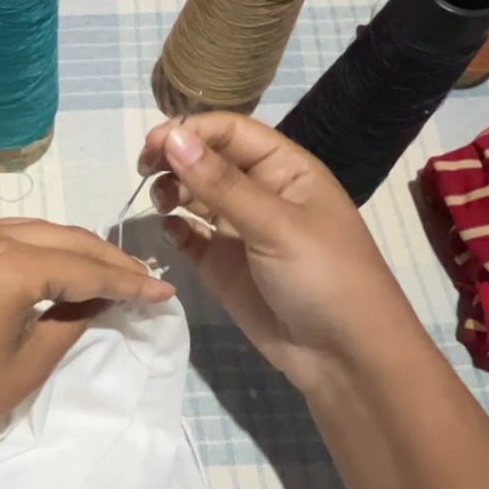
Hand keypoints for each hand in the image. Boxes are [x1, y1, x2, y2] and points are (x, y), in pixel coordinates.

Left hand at [0, 219, 174, 470]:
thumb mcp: (27, 364)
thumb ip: (73, 319)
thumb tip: (103, 297)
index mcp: (7, 264)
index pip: (84, 267)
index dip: (128, 281)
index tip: (164, 291)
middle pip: (62, 238)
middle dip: (106, 259)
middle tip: (144, 279)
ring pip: (33, 231)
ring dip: (73, 249)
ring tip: (110, 273)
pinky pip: (3, 238)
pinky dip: (37, 248)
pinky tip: (57, 266)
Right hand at [140, 114, 422, 391]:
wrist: (343, 355)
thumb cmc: (323, 275)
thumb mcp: (274, 224)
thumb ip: (220, 183)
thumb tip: (171, 136)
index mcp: (285, 170)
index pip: (230, 133)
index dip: (191, 132)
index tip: (152, 145)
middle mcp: (260, 193)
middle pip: (208, 160)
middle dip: (175, 159)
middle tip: (144, 171)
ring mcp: (239, 231)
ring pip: (195, 196)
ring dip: (173, 191)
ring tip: (160, 202)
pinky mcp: (222, 265)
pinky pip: (191, 236)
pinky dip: (175, 229)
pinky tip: (169, 232)